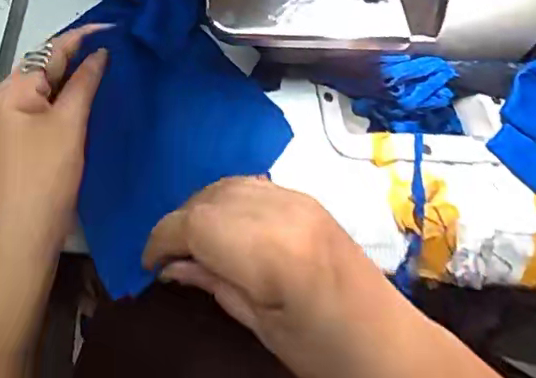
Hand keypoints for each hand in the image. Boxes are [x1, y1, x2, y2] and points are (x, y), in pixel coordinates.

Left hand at [0, 24, 110, 248]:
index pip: (50, 50)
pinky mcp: (20, 144)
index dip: (83, 35)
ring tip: (111, 64)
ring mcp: (10, 125)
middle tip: (118, 44)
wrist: (19, 245)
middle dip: (80, 55)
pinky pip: (46, 108)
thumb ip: (84, 82)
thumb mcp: (69, 124)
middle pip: (45, 67)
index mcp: (9, 91)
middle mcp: (4, 102)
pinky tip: (92, 97)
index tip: (116, 25)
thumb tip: (100, 52)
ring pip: (47, 88)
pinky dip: (68, 99)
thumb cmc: (44, 179)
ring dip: (75, 77)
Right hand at [144, 178, 443, 377]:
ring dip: (202, 206)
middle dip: (180, 221)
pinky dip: (228, 199)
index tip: (146, 263)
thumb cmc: (326, 352)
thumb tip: (171, 265)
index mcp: (273, 249)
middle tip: (167, 257)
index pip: (198, 221)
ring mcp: (298, 196)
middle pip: (211, 196)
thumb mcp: (264, 329)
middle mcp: (284, 208)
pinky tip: (224, 227)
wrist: (388, 342)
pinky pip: (252, 184)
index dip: (163, 237)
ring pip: (229, 183)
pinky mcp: (306, 195)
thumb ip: (216, 286)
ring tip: (191, 243)